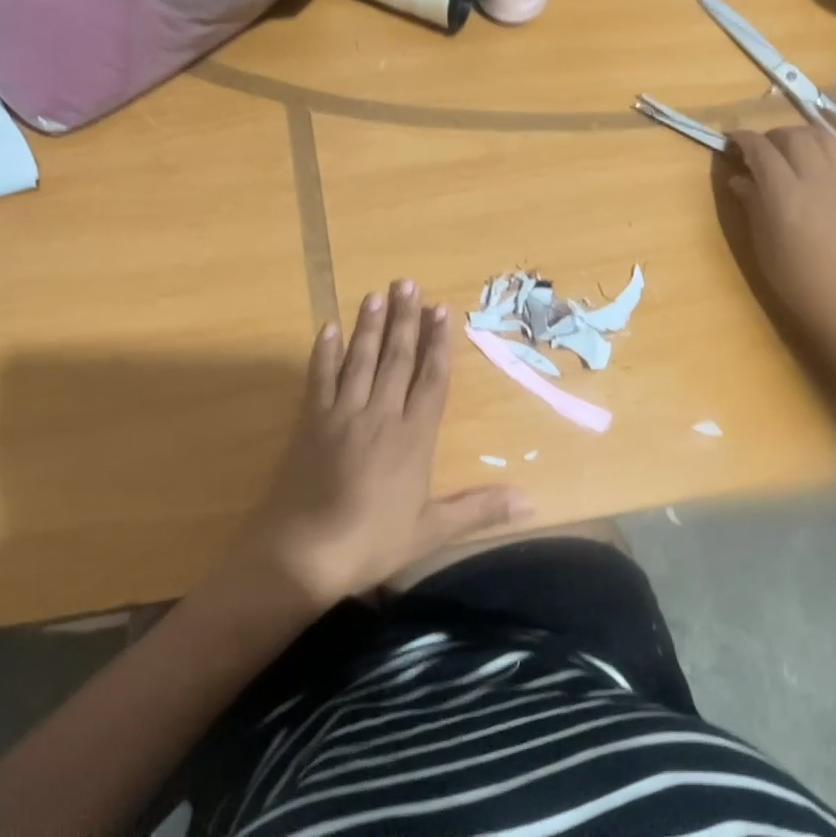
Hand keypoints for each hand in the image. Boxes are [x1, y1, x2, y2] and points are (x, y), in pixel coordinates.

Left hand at [237, 280, 530, 604]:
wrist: (304, 553)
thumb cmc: (372, 543)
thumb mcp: (431, 530)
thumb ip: (479, 509)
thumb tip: (531, 500)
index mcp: (413, 438)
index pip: (431, 381)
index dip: (438, 344)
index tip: (441, 310)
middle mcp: (380, 416)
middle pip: (396, 359)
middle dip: (404, 320)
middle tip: (408, 283)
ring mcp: (341, 415)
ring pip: (359, 360)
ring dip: (369, 325)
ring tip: (376, 294)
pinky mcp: (309, 423)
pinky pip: (319, 378)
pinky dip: (324, 353)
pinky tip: (328, 329)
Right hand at [727, 127, 835, 351]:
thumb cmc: (800, 282)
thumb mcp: (765, 247)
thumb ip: (753, 206)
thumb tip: (739, 179)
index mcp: (785, 195)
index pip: (761, 150)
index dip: (744, 140)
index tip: (733, 141)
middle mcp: (818, 176)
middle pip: (794, 135)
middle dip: (774, 136)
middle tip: (765, 150)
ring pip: (826, 135)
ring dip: (806, 135)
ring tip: (797, 149)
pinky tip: (831, 150)